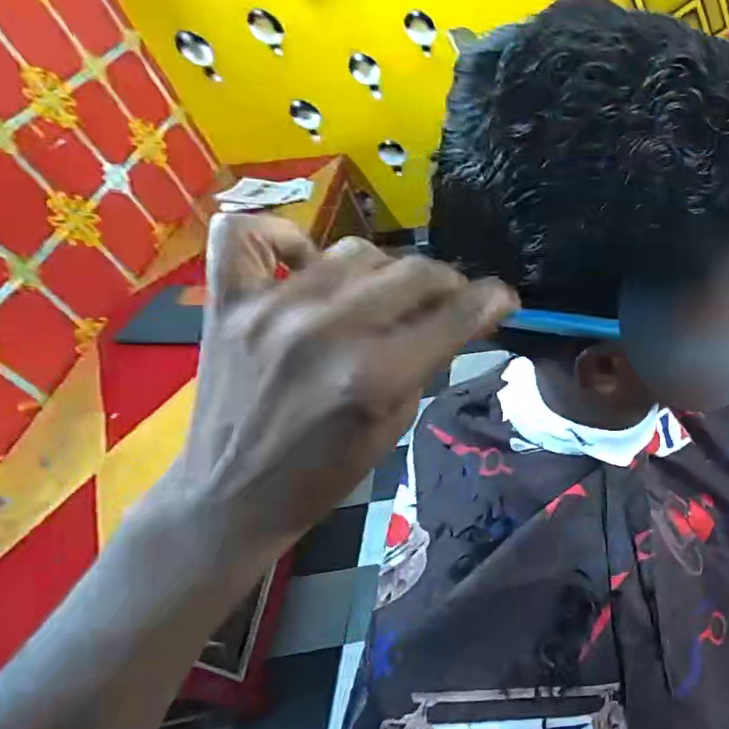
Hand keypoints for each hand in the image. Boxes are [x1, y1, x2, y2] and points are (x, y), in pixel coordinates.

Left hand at [150, 215, 515, 564]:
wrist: (230, 496)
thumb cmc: (321, 476)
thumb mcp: (393, 428)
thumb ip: (426, 364)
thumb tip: (456, 317)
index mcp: (373, 376)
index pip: (454, 314)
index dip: (491, 300)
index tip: (500, 298)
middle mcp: (327, 331)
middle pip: (413, 272)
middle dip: (447, 284)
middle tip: (447, 301)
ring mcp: (271, 310)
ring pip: (354, 250)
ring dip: (383, 270)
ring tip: (380, 295)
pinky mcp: (228, 303)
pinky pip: (247, 232)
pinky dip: (282, 237)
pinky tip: (304, 263)